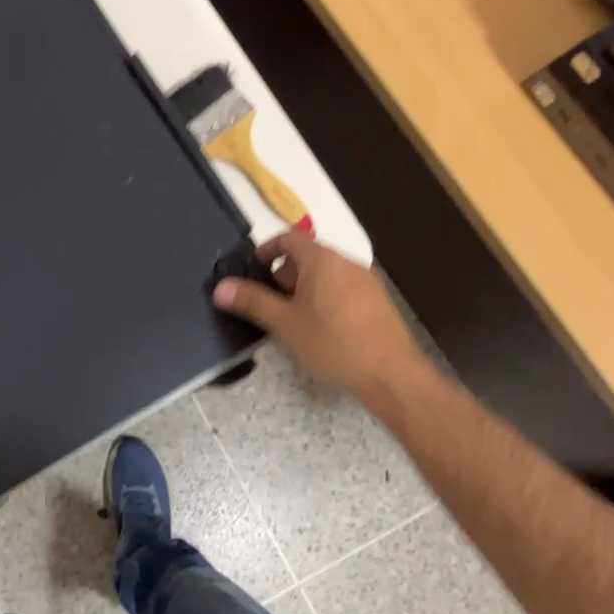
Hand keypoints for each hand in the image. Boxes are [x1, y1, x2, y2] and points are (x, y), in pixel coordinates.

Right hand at [213, 230, 424, 398]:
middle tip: (271, 302)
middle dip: (284, 275)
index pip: (289, 238)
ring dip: (305, 288)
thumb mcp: (285, 323)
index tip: (253, 270)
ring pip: (327, 274)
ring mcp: (366, 282)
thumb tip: (221, 287)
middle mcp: (347, 262)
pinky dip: (325, 298)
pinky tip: (322, 329)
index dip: (267, 250)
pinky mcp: (378, 302)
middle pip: (308, 256)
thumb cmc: (333, 343)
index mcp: (323, 260)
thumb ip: (252, 302)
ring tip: (293, 319)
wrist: (392, 374)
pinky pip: (343, 288)